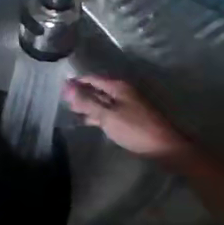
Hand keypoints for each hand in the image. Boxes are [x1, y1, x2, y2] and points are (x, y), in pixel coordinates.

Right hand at [64, 75, 194, 162]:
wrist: (163, 146)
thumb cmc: (134, 129)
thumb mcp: (107, 115)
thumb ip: (87, 101)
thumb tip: (67, 87)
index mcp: (118, 86)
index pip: (92, 78)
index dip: (76, 82)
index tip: (60, 88)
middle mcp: (122, 92)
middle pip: (97, 89)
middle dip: (81, 93)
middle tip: (63, 101)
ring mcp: (127, 105)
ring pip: (103, 101)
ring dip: (88, 105)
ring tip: (71, 111)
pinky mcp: (129, 118)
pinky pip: (108, 112)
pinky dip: (97, 115)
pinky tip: (88, 121)